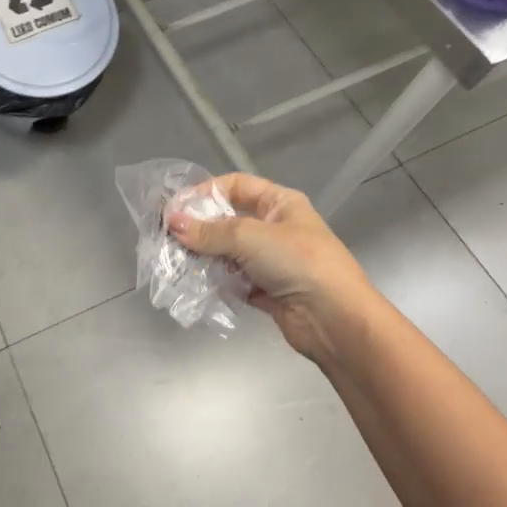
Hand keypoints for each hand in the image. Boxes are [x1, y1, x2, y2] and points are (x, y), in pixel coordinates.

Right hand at [168, 173, 377, 366]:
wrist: (336, 321)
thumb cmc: (298, 262)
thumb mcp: (250, 237)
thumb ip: (208, 231)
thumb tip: (172, 222)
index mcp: (280, 203)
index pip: (236, 186)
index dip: (206, 192)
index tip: (177, 207)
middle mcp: (276, 229)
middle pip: (229, 221)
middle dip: (201, 229)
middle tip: (169, 237)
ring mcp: (273, 262)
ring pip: (229, 253)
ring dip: (206, 258)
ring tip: (177, 263)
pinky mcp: (269, 291)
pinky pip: (235, 281)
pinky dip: (218, 282)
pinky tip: (197, 284)